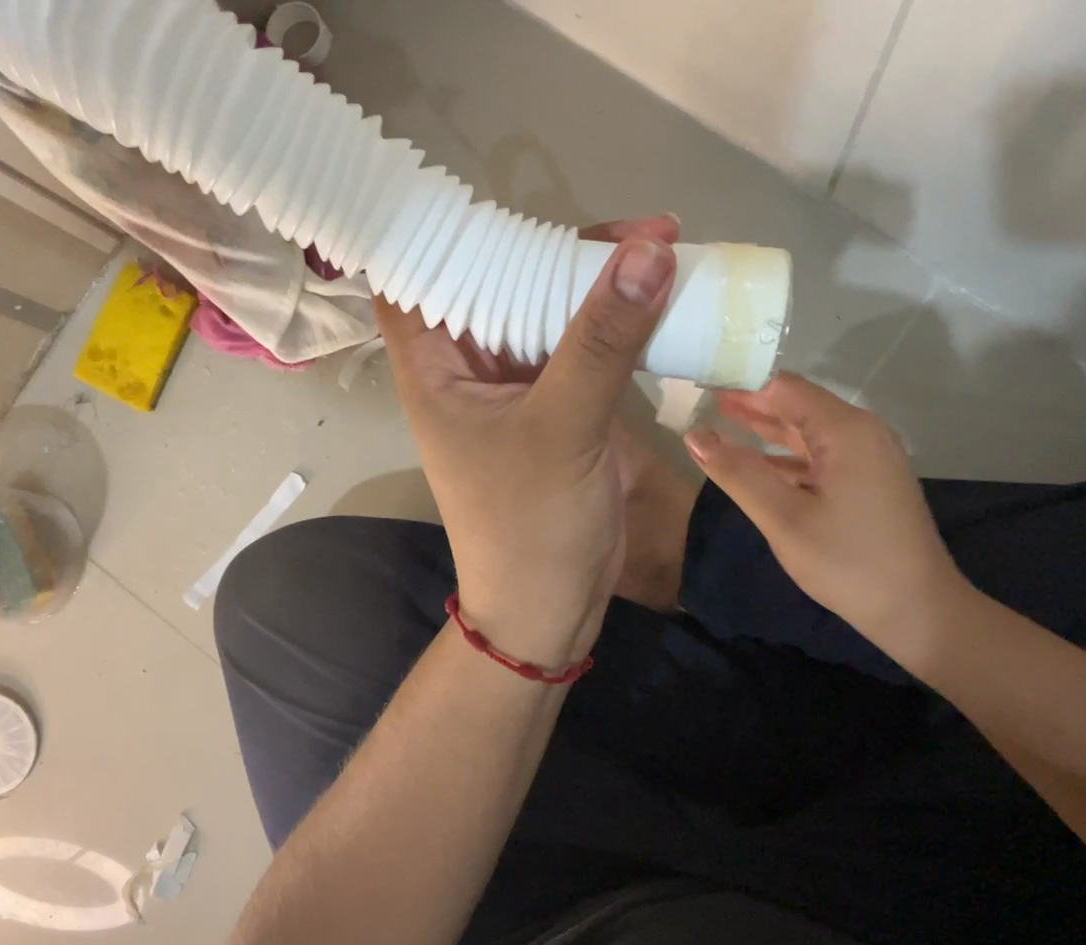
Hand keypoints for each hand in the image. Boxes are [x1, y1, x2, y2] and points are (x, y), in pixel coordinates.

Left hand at [381, 217, 679, 666]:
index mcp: (436, 366)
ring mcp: (519, 387)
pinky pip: (585, 348)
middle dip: (562, 250)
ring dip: (600, 285)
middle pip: (503, 281)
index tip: (507, 195)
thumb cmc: (530, 526)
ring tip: (665, 250)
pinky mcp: (561, 407)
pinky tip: (660, 301)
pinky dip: (619, 325)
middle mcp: (470, 367)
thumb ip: (602, 340)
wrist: (551, 608)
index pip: (420, 272)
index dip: (449, 228)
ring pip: (552, 312)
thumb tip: (648, 250)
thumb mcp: (563, 428)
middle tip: (639, 229)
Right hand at [684, 374, 974, 662]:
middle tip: (703, 396)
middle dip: (752, 402)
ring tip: (722, 419)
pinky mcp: (872, 479)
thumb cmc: (846, 562)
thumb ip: (737, 473)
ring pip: (811, 430)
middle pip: (799, 404)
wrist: (917, 608)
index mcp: (845, 430)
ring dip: (769, 428)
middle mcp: (863, 431)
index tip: (702, 379)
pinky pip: (824, 454)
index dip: (741, 382)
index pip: (783, 387)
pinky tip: (760, 462)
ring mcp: (871, 455)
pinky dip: (790, 454)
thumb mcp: (783, 518)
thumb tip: (693, 435)